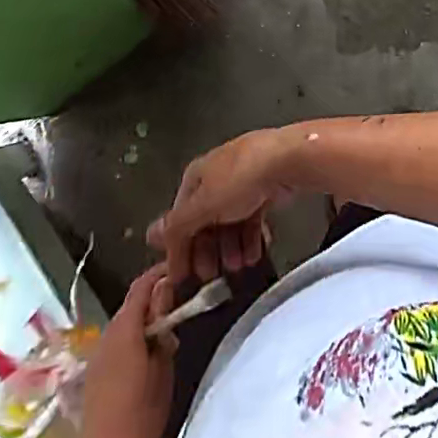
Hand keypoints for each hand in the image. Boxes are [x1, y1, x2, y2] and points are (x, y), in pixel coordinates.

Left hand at [81, 264, 175, 437]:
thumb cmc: (144, 410)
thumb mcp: (163, 364)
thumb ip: (162, 324)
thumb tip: (165, 291)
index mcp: (124, 328)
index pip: (141, 286)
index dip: (158, 273)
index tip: (177, 268)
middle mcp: (106, 334)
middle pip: (131, 304)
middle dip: (152, 299)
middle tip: (177, 306)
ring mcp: (97, 352)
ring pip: (123, 322)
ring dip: (142, 319)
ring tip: (165, 332)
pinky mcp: (94, 370)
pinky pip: (114, 341)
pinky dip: (131, 337)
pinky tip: (145, 354)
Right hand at [147, 129, 291, 282]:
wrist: (288, 160)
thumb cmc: (241, 179)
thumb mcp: (204, 205)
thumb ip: (178, 226)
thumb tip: (150, 236)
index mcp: (196, 176)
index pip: (179, 218)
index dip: (178, 248)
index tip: (182, 277)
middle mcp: (216, 177)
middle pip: (205, 222)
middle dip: (207, 251)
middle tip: (212, 277)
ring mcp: (242, 183)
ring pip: (229, 223)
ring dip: (230, 249)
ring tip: (238, 268)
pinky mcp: (265, 190)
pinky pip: (251, 219)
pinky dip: (250, 238)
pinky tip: (254, 255)